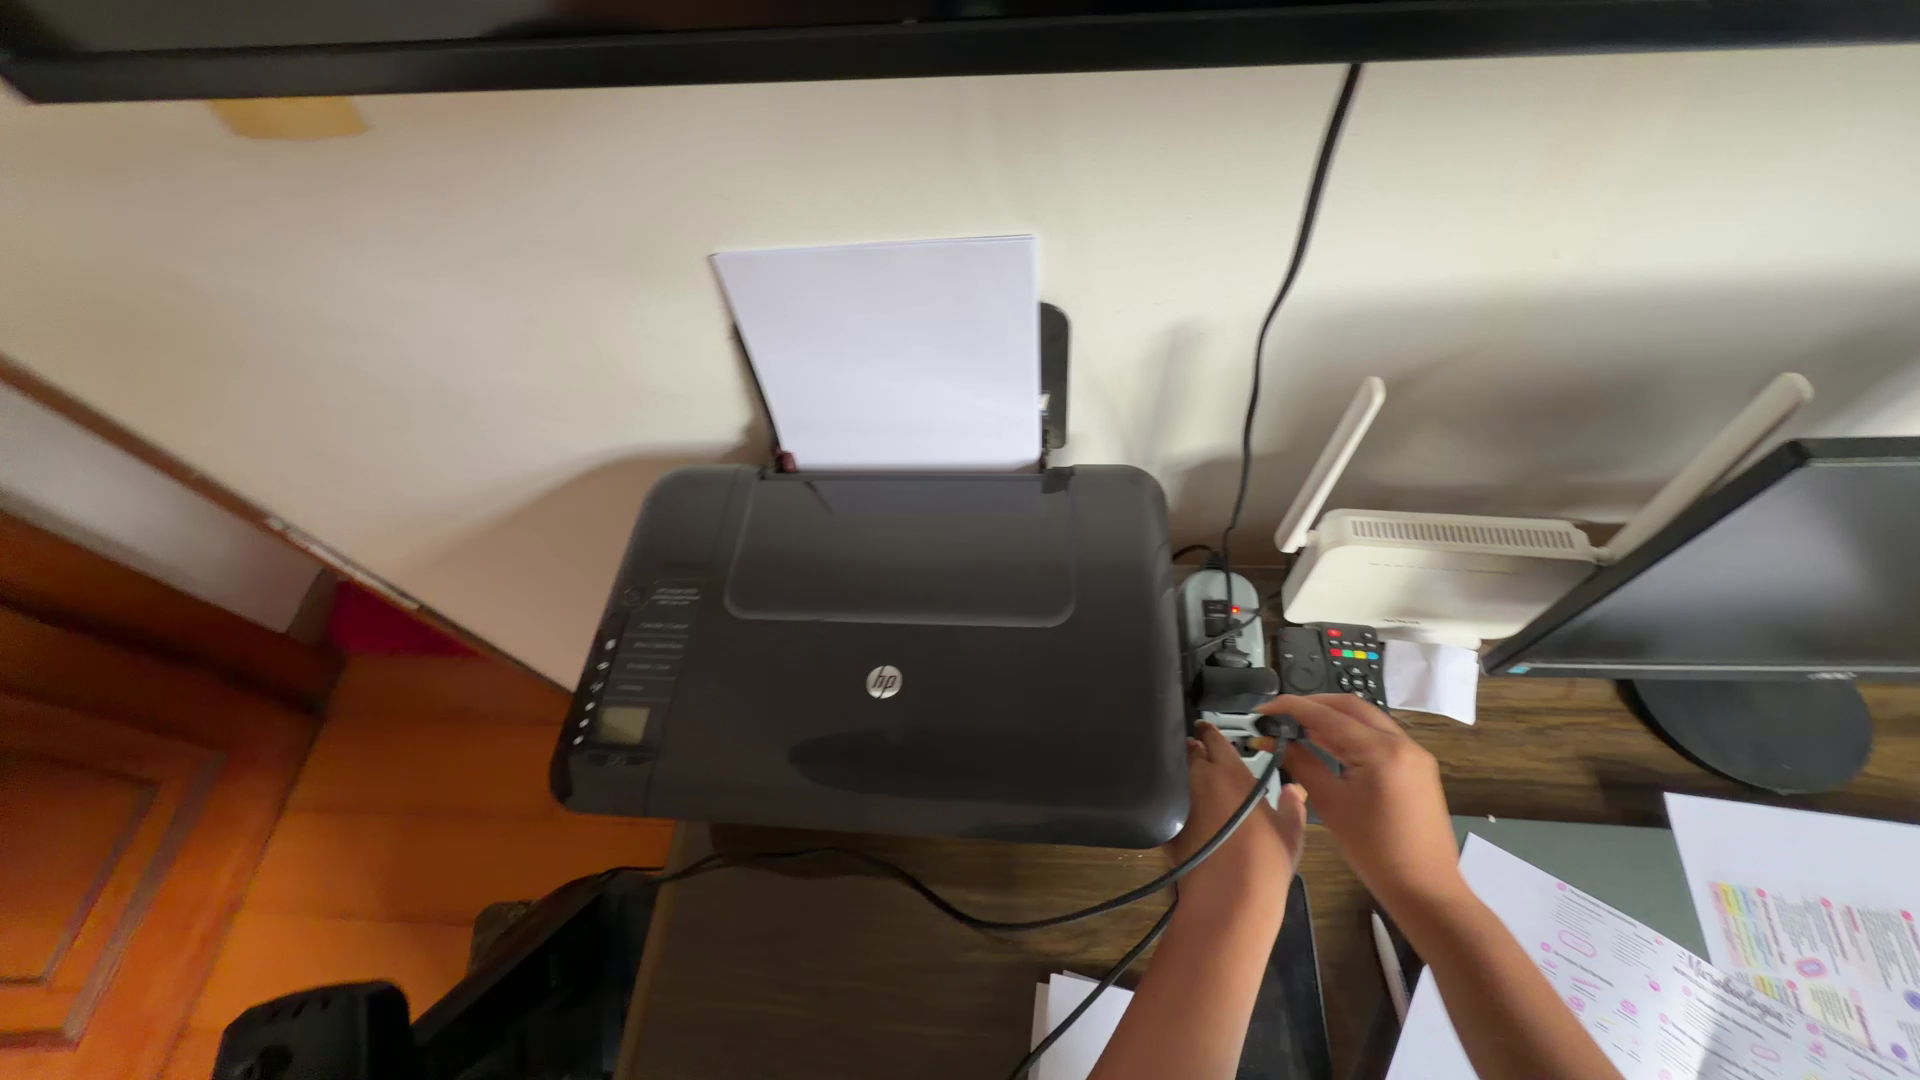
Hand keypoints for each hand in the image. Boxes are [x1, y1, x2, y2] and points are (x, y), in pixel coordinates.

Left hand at [1167, 722, 1307, 900]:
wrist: (1229, 896)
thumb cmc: (1266, 859)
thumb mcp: (1289, 832)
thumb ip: (1292, 805)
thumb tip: (1295, 789)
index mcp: (1230, 771)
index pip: (1213, 738)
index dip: (1209, 732)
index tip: (1205, 729)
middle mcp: (1199, 776)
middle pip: (1190, 752)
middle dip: (1194, 751)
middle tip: (1200, 754)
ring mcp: (1178, 797)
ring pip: (1177, 774)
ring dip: (1183, 772)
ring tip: (1192, 780)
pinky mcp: (1165, 821)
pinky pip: (1168, 800)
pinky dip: (1174, 799)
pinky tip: (1183, 809)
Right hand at [1258, 695, 1465, 912]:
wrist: (1425, 889)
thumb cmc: (1374, 850)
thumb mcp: (1329, 803)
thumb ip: (1300, 762)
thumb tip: (1270, 740)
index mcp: (1381, 751)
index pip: (1327, 714)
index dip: (1290, 707)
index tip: (1262, 711)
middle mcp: (1402, 743)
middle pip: (1349, 706)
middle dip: (1312, 704)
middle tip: (1279, 715)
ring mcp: (1414, 754)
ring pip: (1365, 719)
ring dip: (1330, 717)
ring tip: (1296, 727)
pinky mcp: (1416, 767)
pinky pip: (1377, 736)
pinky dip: (1349, 733)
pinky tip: (1326, 743)